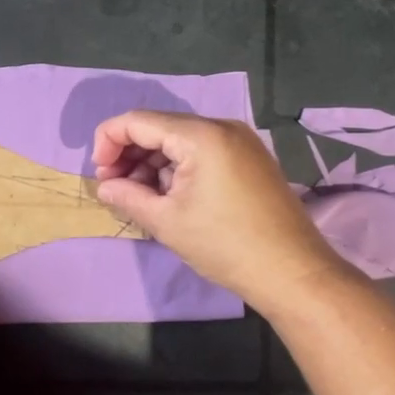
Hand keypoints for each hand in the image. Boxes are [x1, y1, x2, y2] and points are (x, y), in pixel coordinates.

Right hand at [93, 110, 347, 314]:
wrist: (294, 273)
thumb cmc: (225, 245)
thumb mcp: (166, 222)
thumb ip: (127, 196)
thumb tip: (104, 187)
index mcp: (200, 135)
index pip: (137, 121)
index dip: (108, 141)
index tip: (100, 175)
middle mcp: (221, 127)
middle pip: (158, 127)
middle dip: (130, 154)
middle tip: (114, 187)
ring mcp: (240, 141)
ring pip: (179, 140)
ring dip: (152, 163)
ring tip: (139, 197)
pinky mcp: (250, 159)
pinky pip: (201, 151)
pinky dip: (178, 167)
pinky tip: (169, 196)